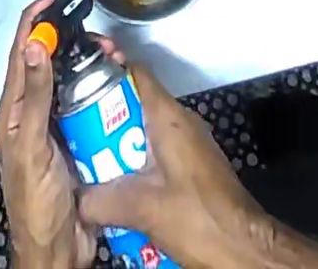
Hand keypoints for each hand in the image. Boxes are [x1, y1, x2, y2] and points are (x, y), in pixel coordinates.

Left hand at [0, 0, 95, 268]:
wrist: (57, 249)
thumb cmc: (36, 202)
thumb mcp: (32, 147)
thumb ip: (35, 97)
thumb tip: (31, 45)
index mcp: (13, 112)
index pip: (19, 56)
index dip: (31, 24)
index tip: (49, 0)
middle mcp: (31, 112)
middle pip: (47, 63)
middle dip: (66, 39)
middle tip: (90, 28)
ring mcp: (54, 123)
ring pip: (69, 79)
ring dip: (86, 61)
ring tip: (107, 51)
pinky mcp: (75, 134)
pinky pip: (87, 101)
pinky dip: (99, 85)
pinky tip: (114, 79)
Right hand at [75, 60, 274, 268]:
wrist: (241, 245)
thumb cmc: (198, 215)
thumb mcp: (142, 208)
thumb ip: (102, 199)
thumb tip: (75, 198)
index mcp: (168, 116)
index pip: (136, 73)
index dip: (108, 71)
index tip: (83, 82)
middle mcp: (180, 121)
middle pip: (136, 105)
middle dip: (106, 122)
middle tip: (80, 141)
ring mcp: (189, 142)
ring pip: (145, 132)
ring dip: (120, 149)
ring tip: (96, 170)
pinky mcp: (193, 164)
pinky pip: (157, 152)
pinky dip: (138, 165)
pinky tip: (124, 192)